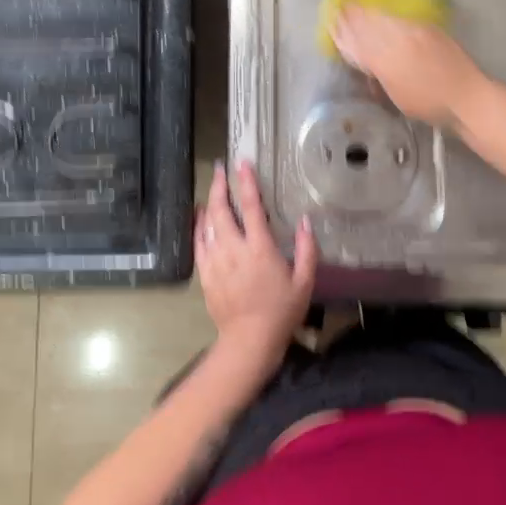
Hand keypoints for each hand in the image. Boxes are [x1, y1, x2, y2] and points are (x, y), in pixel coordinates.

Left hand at [196, 162, 316, 358]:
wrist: (249, 341)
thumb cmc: (281, 311)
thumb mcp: (305, 282)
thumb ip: (307, 249)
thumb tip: (306, 221)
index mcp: (260, 248)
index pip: (251, 207)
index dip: (246, 182)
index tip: (243, 163)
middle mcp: (234, 249)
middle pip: (221, 209)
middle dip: (219, 185)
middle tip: (220, 169)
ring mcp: (215, 261)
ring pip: (207, 223)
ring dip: (209, 202)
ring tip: (212, 188)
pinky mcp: (205, 273)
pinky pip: (198, 242)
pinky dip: (198, 225)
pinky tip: (200, 216)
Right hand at [331, 4, 487, 125]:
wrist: (468, 98)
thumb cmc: (429, 104)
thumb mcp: (396, 93)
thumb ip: (377, 71)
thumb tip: (361, 55)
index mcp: (388, 59)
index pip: (359, 42)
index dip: (345, 33)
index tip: (332, 23)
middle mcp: (400, 40)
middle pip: (370, 24)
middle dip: (353, 17)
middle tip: (339, 9)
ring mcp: (416, 31)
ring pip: (384, 17)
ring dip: (368, 12)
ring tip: (355, 5)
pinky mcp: (429, 28)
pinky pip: (400, 16)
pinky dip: (386, 13)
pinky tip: (382, 12)